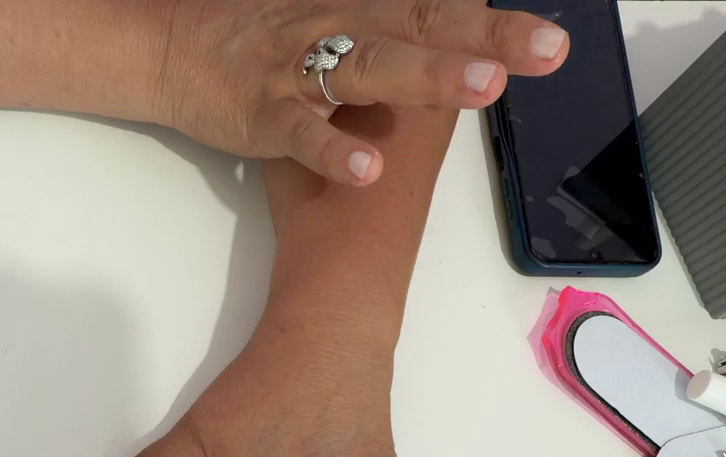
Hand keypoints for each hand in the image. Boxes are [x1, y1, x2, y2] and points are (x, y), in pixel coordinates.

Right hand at [151, 0, 568, 184]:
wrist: (177, 49)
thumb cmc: (258, 39)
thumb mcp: (325, 17)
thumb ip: (378, 24)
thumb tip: (429, 30)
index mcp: (357, 7)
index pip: (435, 6)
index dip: (489, 19)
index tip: (547, 36)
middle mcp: (336, 27)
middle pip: (421, 26)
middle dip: (487, 38)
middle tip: (548, 50)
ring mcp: (299, 71)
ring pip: (369, 67)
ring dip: (429, 76)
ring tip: (486, 88)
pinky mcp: (263, 115)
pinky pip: (301, 132)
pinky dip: (332, 151)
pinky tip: (367, 171)